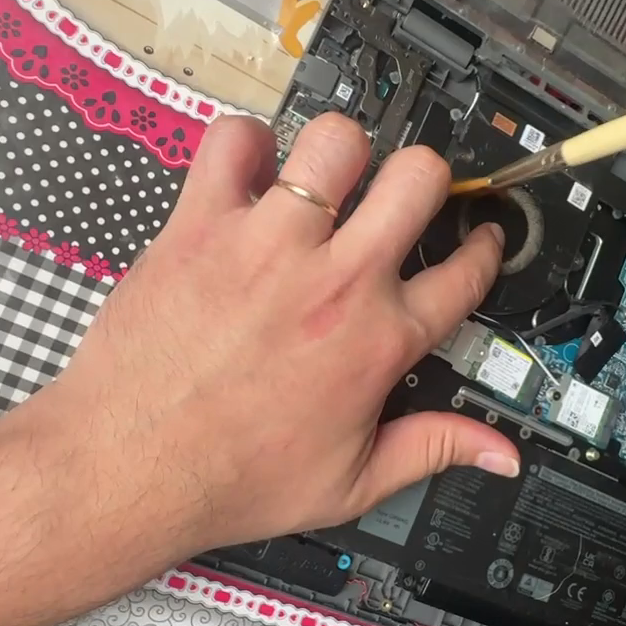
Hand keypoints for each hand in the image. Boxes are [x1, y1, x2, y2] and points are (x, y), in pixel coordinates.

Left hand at [10, 113, 516, 557]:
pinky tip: (250, 174)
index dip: (483, 249)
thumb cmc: (232, 478)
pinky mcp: (201, 227)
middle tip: (406, 194)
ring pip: (337, 141)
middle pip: (419, 179)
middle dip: (428, 176)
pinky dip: (246, 144)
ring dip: (344, 151)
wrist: (127, 469)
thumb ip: (434, 450)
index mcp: (377, 339)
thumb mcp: (352, 484)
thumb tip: (498, 453)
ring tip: (329, 178)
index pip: (464, 273)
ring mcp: (268, 246)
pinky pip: (232, 142)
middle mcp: (334, 281)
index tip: (478, 240)